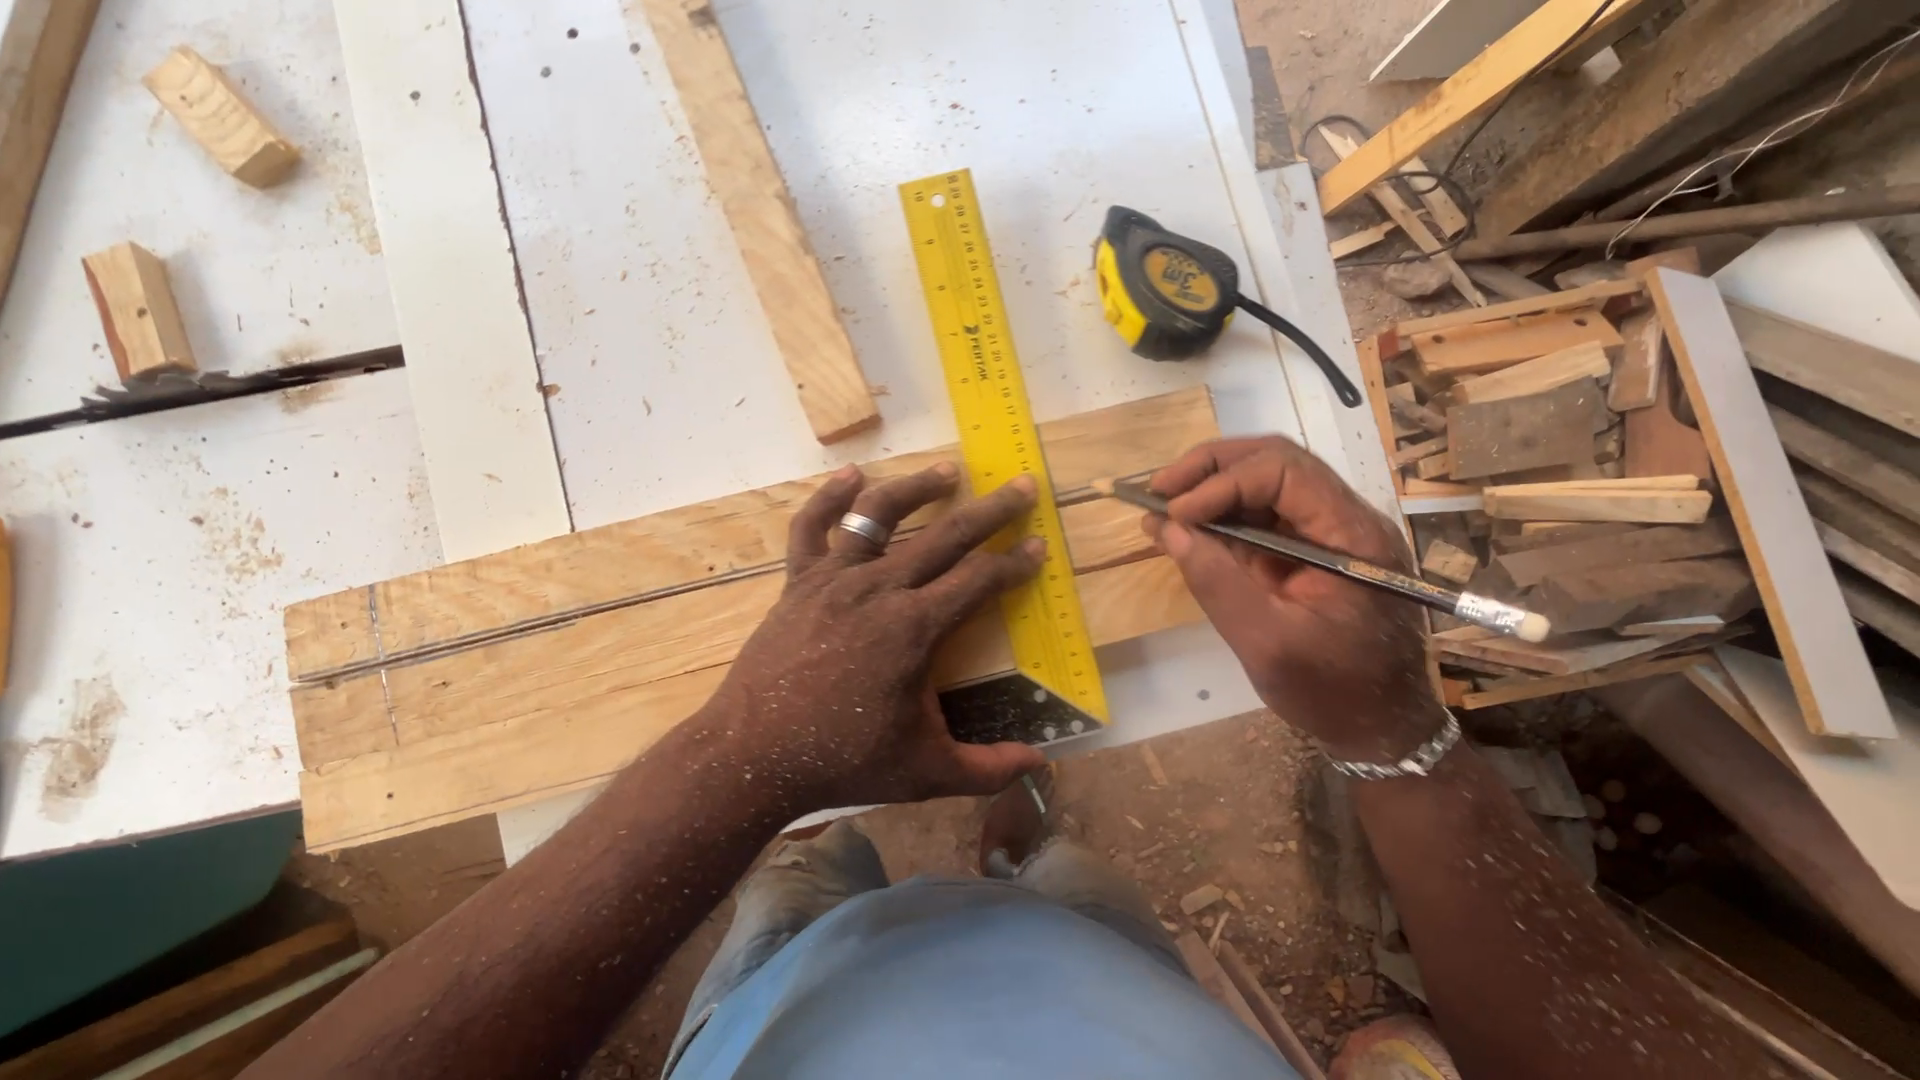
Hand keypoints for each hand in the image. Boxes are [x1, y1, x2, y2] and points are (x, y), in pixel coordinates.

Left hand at [696, 462, 1047, 811]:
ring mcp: (833, 580)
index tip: (1038, 545)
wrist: (753, 755)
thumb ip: (987, 769)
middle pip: (945, 536)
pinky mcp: (798, 583)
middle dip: (990, 511)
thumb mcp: (925, 772)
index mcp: (914, 628)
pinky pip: (811, 528)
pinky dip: (829, 498)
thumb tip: (1041, 764)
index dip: (1014, 563)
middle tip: (1021, 486)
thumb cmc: (843, 761)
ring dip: (917, 489)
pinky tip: (851, 477)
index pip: (979, 581)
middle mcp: (877, 590)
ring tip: (946, 471)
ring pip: (878, 516)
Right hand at [1145, 437, 1440, 761]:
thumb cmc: (1333, 693)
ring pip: (1266, 483)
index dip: (1224, 482)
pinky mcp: (1308, 553)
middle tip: (1157, 489)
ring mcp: (1327, 535)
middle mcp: (1345, 521)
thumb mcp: (1269, 645)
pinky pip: (1262, 516)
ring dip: (1211, 487)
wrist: (1378, 728)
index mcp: (1352, 536)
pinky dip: (1219, 516)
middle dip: (1212, 469)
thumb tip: (1169, 531)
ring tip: (1161, 505)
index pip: (1286, 472)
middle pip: (1276, 463)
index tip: (1176, 513)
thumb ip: (1219, 584)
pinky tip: (1182, 527)